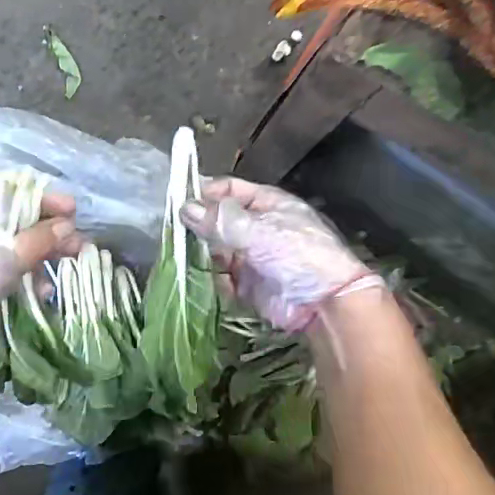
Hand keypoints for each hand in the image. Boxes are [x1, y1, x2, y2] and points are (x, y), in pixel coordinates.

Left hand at [0, 193, 82, 347]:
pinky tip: (45, 289)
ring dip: (45, 257)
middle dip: (51, 234)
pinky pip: (13, 270)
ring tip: (69, 264)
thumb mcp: (4, 259)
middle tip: (80, 244)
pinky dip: (31, 276)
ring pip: (20, 248)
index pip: (14, 198)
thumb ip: (38, 240)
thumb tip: (68, 225)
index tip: (74, 210)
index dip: (46, 202)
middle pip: (21, 224)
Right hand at [180, 177, 372, 330]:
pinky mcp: (244, 283)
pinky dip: (209, 277)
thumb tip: (184, 208)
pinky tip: (200, 277)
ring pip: (214, 248)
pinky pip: (218, 275)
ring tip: (182, 255)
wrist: (322, 304)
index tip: (177, 200)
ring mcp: (249, 255)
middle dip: (197, 225)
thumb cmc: (297, 255)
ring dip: (200, 253)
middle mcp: (255, 227)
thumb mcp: (258, 231)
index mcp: (266, 205)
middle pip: (217, 220)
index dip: (205, 192)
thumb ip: (219, 220)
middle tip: (172, 230)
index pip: (229, 190)